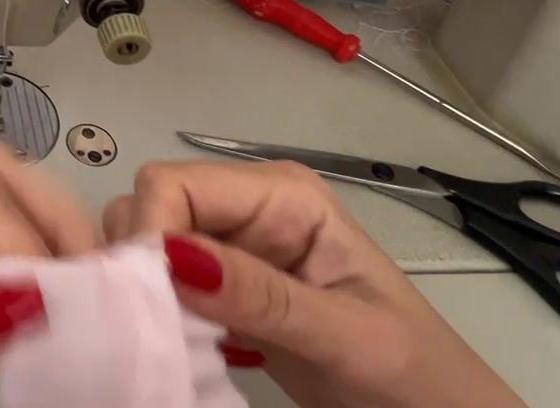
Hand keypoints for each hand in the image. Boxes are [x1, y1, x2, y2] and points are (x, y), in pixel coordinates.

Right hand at [105, 161, 524, 407]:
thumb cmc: (419, 377)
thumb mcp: (350, 337)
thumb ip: (264, 297)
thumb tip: (172, 256)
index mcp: (281, 194)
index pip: (177, 182)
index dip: (150, 227)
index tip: (142, 294)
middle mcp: (245, 205)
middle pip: (153, 203)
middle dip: (140, 257)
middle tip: (150, 323)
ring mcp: (231, 243)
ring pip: (149, 239)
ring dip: (145, 285)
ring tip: (169, 337)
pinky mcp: (221, 283)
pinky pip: (163, 277)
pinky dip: (156, 307)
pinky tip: (177, 341)